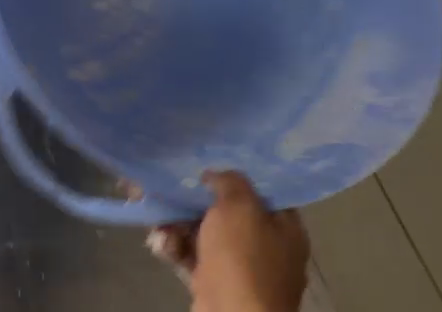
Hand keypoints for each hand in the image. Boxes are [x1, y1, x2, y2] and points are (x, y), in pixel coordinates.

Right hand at [148, 171, 308, 311]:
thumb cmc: (243, 258)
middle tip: (165, 186)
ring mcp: (240, 267)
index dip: (234, 176)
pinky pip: (191, 253)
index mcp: (284, 229)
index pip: (261, 193)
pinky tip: (160, 242)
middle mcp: (266, 247)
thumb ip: (230, 181)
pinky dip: (174, 245)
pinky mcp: (214, 280)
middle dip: (190, 199)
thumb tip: (216, 175)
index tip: (205, 162)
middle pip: (224, 211)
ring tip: (156, 218)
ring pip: (202, 231)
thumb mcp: (240, 207)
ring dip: (174, 222)